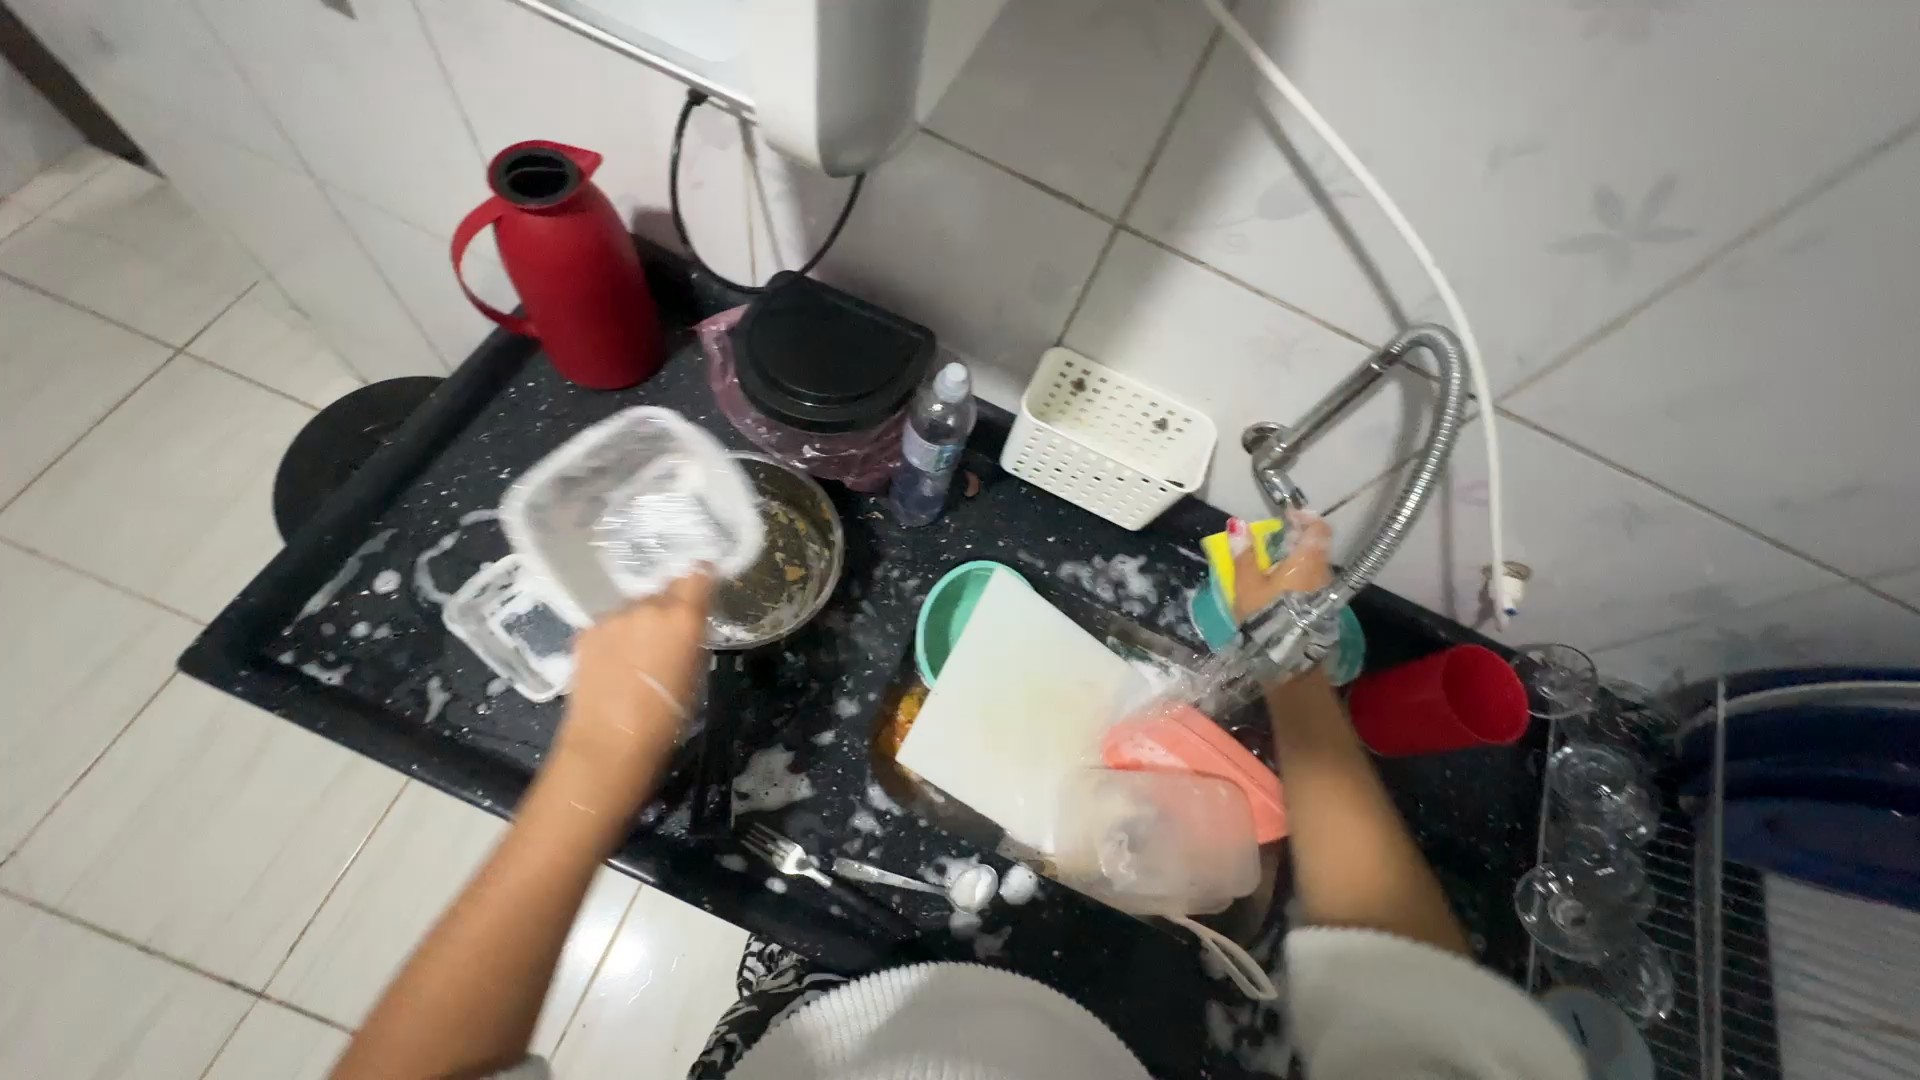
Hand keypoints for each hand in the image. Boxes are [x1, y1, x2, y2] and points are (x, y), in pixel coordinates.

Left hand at [548, 571, 712, 815]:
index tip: (702, 588)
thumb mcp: (695, 672)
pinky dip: (615, 636)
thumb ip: (692, 638)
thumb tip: (688, 625)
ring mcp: (613, 617)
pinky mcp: (587, 631)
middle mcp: (648, 607)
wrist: (610, 742)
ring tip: (636, 655)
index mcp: (683, 617)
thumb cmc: (667, 717)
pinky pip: (610, 624)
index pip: (697, 574)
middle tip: (667, 636)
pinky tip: (613, 664)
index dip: (701, 579)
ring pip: (634, 608)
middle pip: (663, 591)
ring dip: (639, 622)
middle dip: (667, 607)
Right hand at [1230, 509, 1333, 623]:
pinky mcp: (1321, 605)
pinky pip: (1312, 579)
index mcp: (1306, 561)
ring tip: (1273, 563)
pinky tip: (1280, 584)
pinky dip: (1299, 573)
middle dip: (1296, 539)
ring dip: (1297, 557)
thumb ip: (1244, 554)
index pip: (1318, 529)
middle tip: (1273, 540)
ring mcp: (1323, 589)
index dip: (1304, 517)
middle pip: (1315, 546)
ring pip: (1314, 563)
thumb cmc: (1265, 614)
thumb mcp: (1247, 584)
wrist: (1283, 654)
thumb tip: (1237, 525)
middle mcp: (1321, 571)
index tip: (1287, 516)